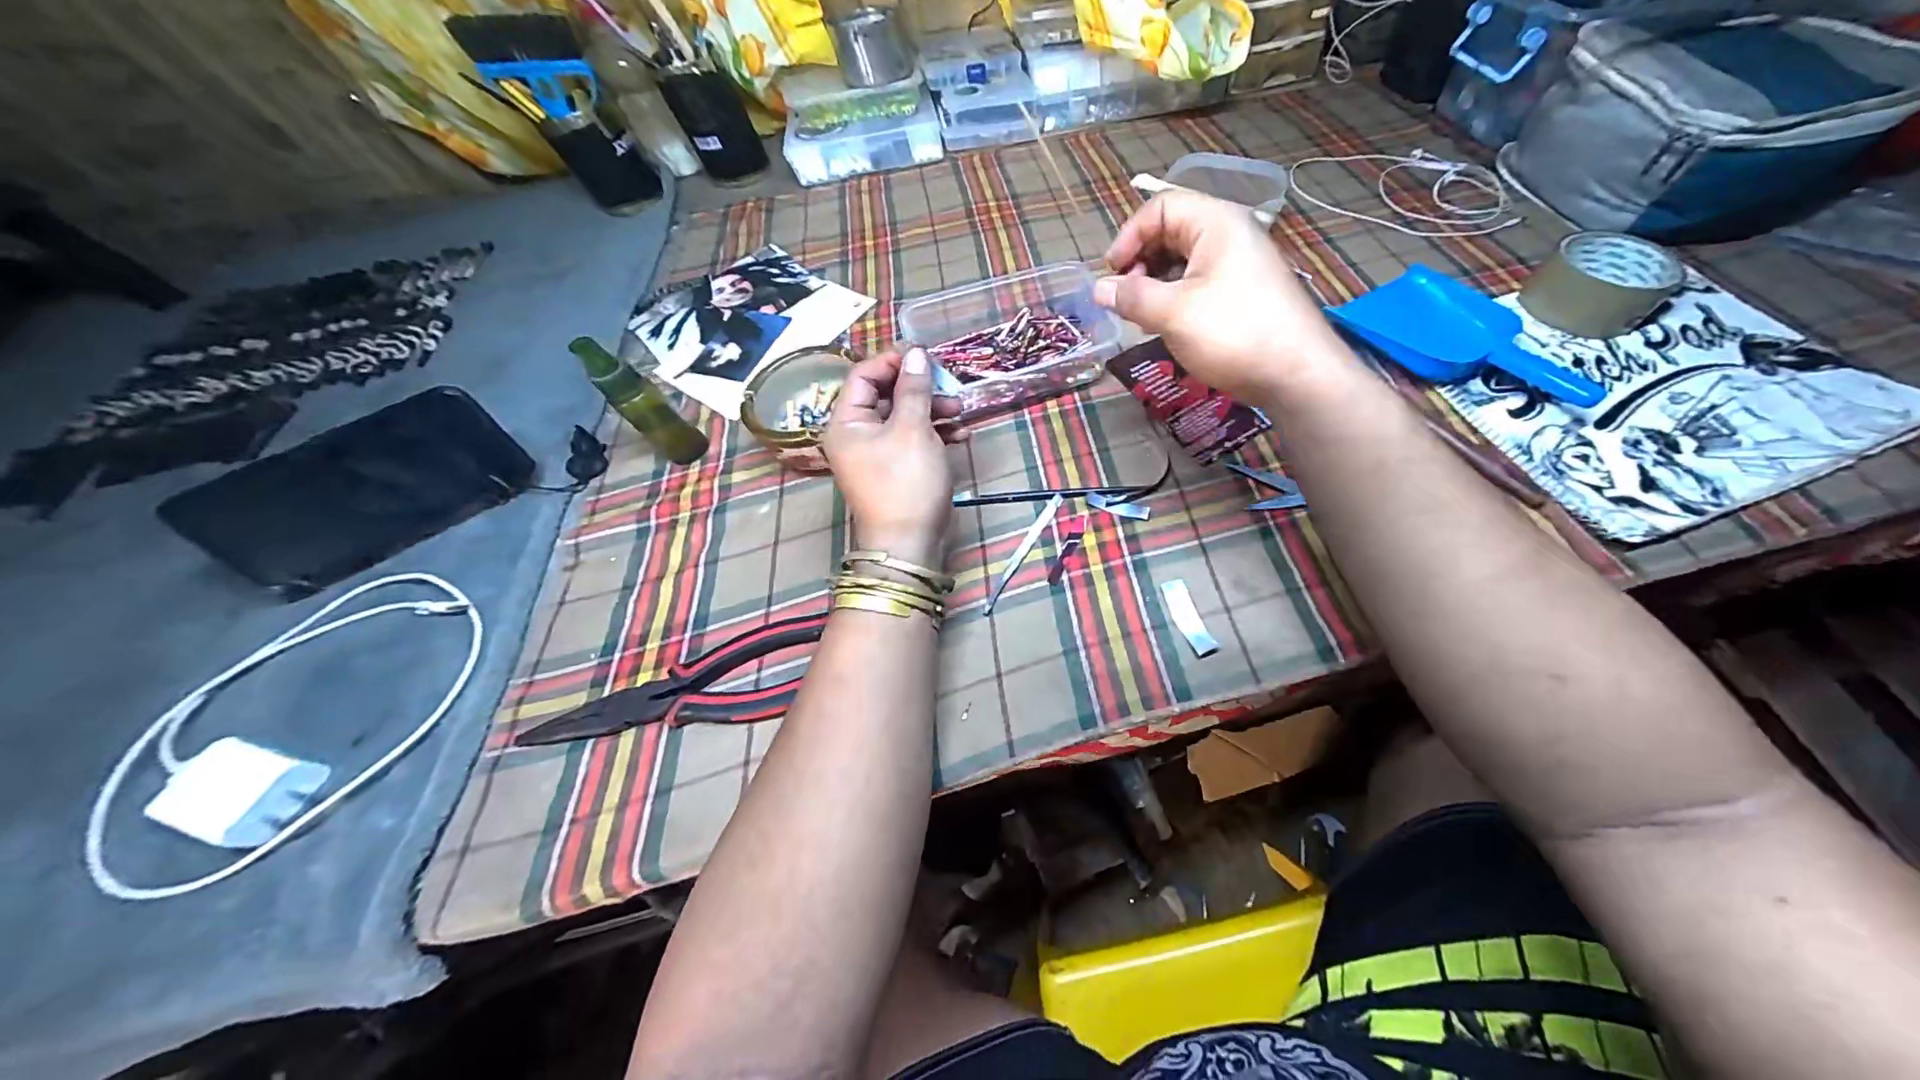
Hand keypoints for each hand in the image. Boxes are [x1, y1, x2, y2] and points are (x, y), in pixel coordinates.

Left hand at [822, 347, 963, 567]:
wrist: (909, 544)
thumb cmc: (906, 483)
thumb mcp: (913, 429)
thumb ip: (914, 388)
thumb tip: (916, 354)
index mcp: (845, 422)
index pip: (863, 375)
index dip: (893, 361)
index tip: (926, 356)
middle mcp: (855, 435)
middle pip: (886, 395)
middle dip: (920, 388)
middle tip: (950, 386)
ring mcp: (876, 454)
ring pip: (904, 417)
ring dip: (933, 410)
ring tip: (961, 412)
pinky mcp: (896, 469)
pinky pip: (913, 440)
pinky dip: (935, 433)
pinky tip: (961, 434)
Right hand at [1095, 190, 1351, 400]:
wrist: (1296, 374)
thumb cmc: (1233, 333)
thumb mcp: (1172, 314)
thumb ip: (1131, 297)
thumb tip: (1098, 289)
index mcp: (1216, 223)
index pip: (1161, 207)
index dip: (1129, 236)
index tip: (1111, 274)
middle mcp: (1230, 235)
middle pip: (1171, 232)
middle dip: (1140, 261)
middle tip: (1125, 298)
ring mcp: (1239, 265)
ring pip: (1182, 261)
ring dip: (1154, 283)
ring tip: (1141, 316)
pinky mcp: (1242, 293)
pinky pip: (1198, 283)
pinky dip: (1174, 298)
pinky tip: (1165, 325)